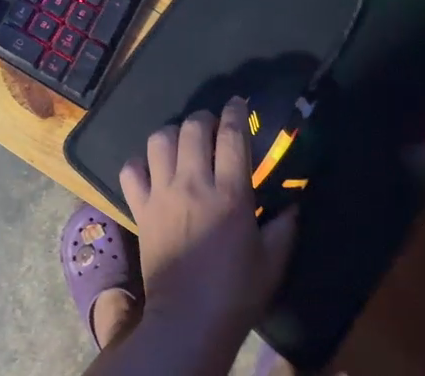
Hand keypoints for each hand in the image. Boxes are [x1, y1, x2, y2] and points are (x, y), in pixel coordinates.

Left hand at [119, 98, 298, 338]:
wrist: (188, 319)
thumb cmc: (236, 291)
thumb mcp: (273, 260)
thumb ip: (285, 225)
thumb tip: (294, 202)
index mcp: (229, 192)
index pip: (232, 135)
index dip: (236, 112)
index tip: (239, 104)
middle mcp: (193, 183)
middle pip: (193, 127)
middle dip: (205, 118)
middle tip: (213, 127)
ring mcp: (162, 193)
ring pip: (159, 140)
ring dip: (172, 134)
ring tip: (182, 143)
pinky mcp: (140, 208)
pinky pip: (130, 170)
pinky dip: (139, 163)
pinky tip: (152, 170)